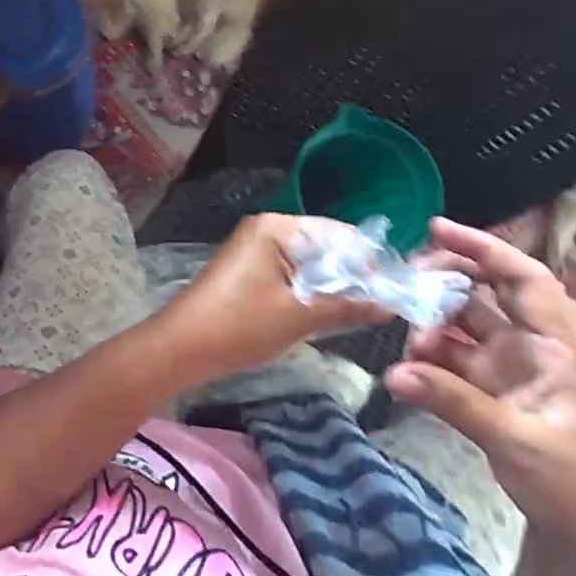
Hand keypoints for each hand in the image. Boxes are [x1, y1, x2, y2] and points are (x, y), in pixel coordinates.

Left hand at [156, 214, 388, 380]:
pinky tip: (328, 313)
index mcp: (278, 228)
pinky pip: (291, 274)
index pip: (340, 234)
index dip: (370, 261)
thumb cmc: (239, 326)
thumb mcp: (299, 318)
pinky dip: (310, 291)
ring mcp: (255, 249)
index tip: (396, 290)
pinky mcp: (249, 271)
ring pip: (309, 264)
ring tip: (362, 312)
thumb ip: (347, 307)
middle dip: (352, 275)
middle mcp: (267, 229)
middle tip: (383, 305)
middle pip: (325, 247)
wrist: (180, 348)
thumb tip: (389, 305)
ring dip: (332, 286)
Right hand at [383, 218, 575, 551]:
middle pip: (490, 294)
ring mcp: (516, 370)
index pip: (525, 279)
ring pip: (468, 326)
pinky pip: (458, 360)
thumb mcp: (518, 443)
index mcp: (562, 348)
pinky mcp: (498, 392)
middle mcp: (538, 348)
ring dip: (434, 326)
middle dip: (447, 282)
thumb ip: (453, 402)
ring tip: (409, 344)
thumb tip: (393, 373)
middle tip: (405, 284)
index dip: (484, 249)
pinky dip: (433, 359)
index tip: (435, 230)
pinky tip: (412, 370)